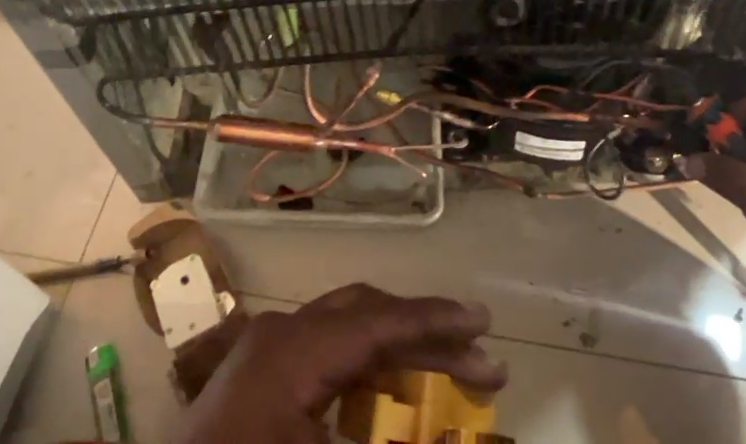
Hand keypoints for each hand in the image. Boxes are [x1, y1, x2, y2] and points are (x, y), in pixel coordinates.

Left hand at [176, 284, 506, 443]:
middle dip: (426, 333)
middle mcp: (281, 333)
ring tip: (451, 368)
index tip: (484, 322)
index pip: (379, 321)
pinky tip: (395, 384)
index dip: (435, 320)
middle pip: (368, 314)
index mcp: (294, 350)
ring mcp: (267, 347)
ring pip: (348, 326)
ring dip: (399, 344)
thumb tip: (452, 440)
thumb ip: (395, 441)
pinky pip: (325, 347)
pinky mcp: (261, 368)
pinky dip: (366, 361)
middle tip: (483, 361)